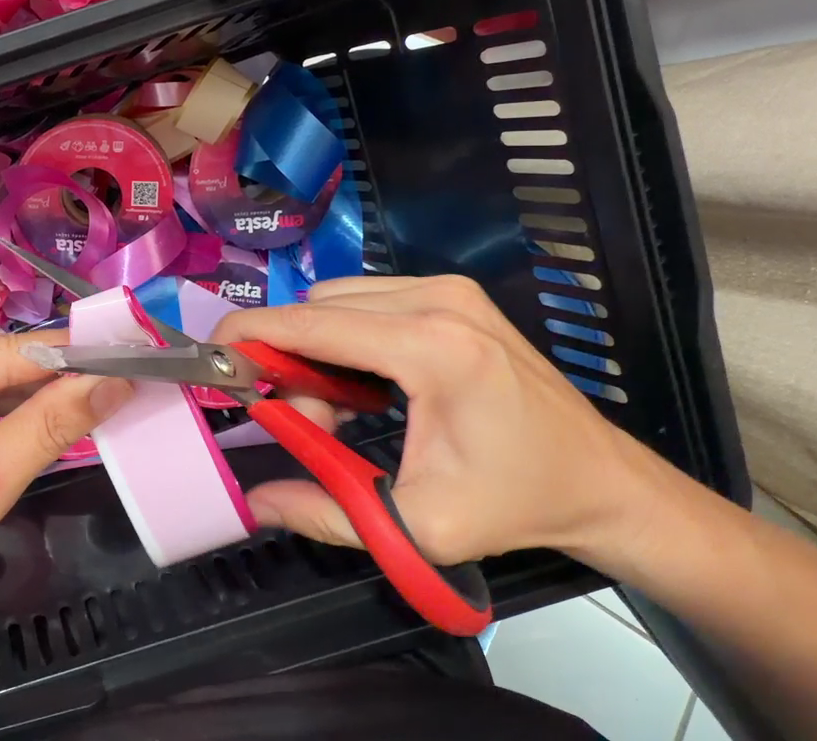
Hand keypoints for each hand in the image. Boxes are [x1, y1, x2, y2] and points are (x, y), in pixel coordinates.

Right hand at [213, 275, 658, 565]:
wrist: (604, 484)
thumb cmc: (517, 504)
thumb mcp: (421, 527)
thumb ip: (328, 514)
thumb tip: (255, 501)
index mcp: (432, 347)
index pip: (308, 323)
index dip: (248, 337)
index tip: (212, 362)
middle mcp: (437, 300)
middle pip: (315, 310)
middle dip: (291, 362)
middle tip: (314, 426)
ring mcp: (447, 289)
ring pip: (333, 302)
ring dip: (316, 351)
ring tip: (345, 412)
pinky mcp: (452, 292)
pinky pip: (362, 300)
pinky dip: (344, 339)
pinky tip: (368, 387)